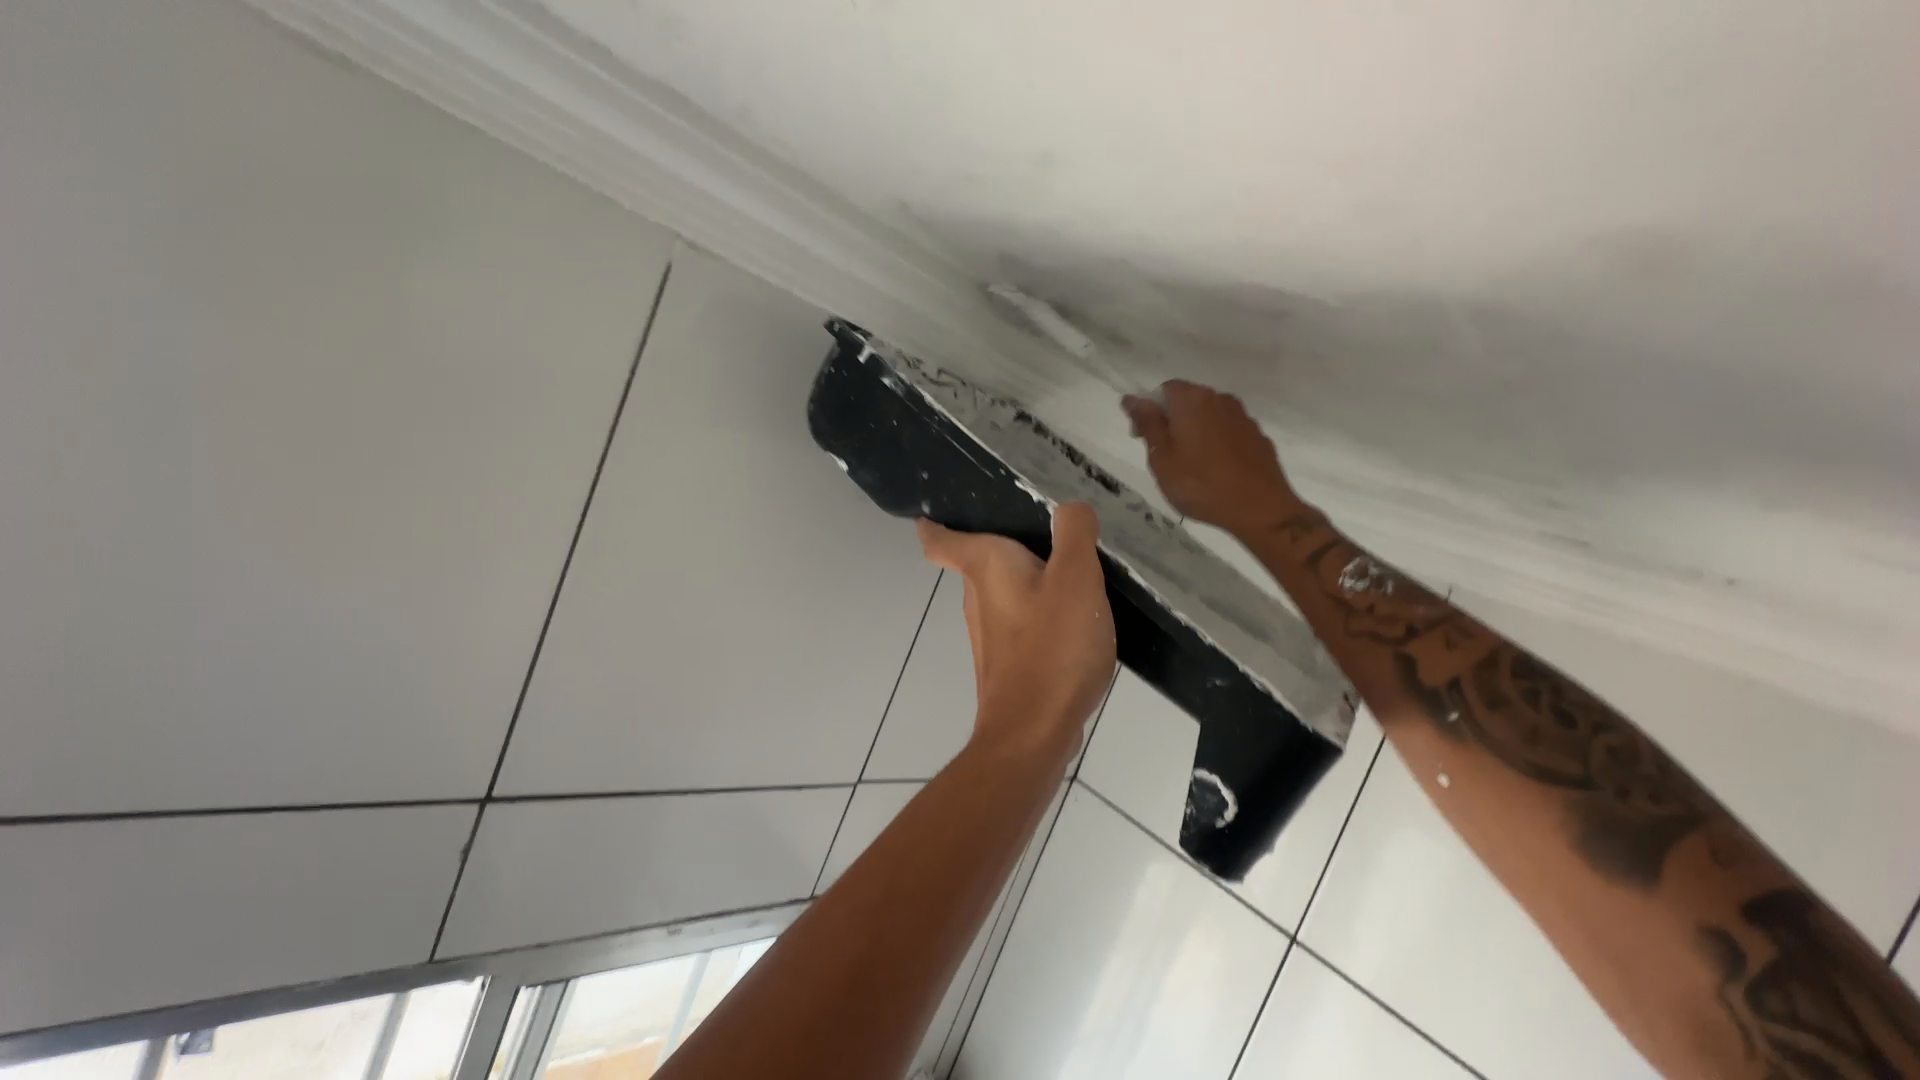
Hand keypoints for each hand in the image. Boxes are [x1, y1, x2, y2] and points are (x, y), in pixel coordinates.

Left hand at [916, 503, 1115, 762]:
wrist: (1034, 734)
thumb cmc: (1052, 649)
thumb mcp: (1076, 579)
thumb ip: (1073, 534)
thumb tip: (1069, 508)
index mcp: (985, 567)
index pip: (939, 539)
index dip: (934, 522)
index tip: (936, 508)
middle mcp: (977, 598)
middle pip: (977, 562)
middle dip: (999, 543)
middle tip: (1037, 522)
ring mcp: (990, 636)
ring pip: (1001, 594)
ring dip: (1025, 579)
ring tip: (1067, 565)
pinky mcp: (1008, 664)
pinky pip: (1021, 623)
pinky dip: (1039, 612)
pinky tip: (1073, 616)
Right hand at [1122, 381, 1308, 536]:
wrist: (1259, 509)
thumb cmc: (1200, 484)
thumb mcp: (1161, 458)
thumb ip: (1147, 424)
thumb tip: (1131, 398)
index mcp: (1192, 400)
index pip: (1163, 389)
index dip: (1149, 410)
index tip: (1143, 439)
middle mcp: (1220, 399)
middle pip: (1188, 401)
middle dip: (1172, 421)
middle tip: (1164, 456)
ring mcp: (1243, 417)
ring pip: (1210, 417)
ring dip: (1196, 433)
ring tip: (1192, 466)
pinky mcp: (1258, 436)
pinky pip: (1229, 432)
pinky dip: (1217, 444)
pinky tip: (1216, 470)